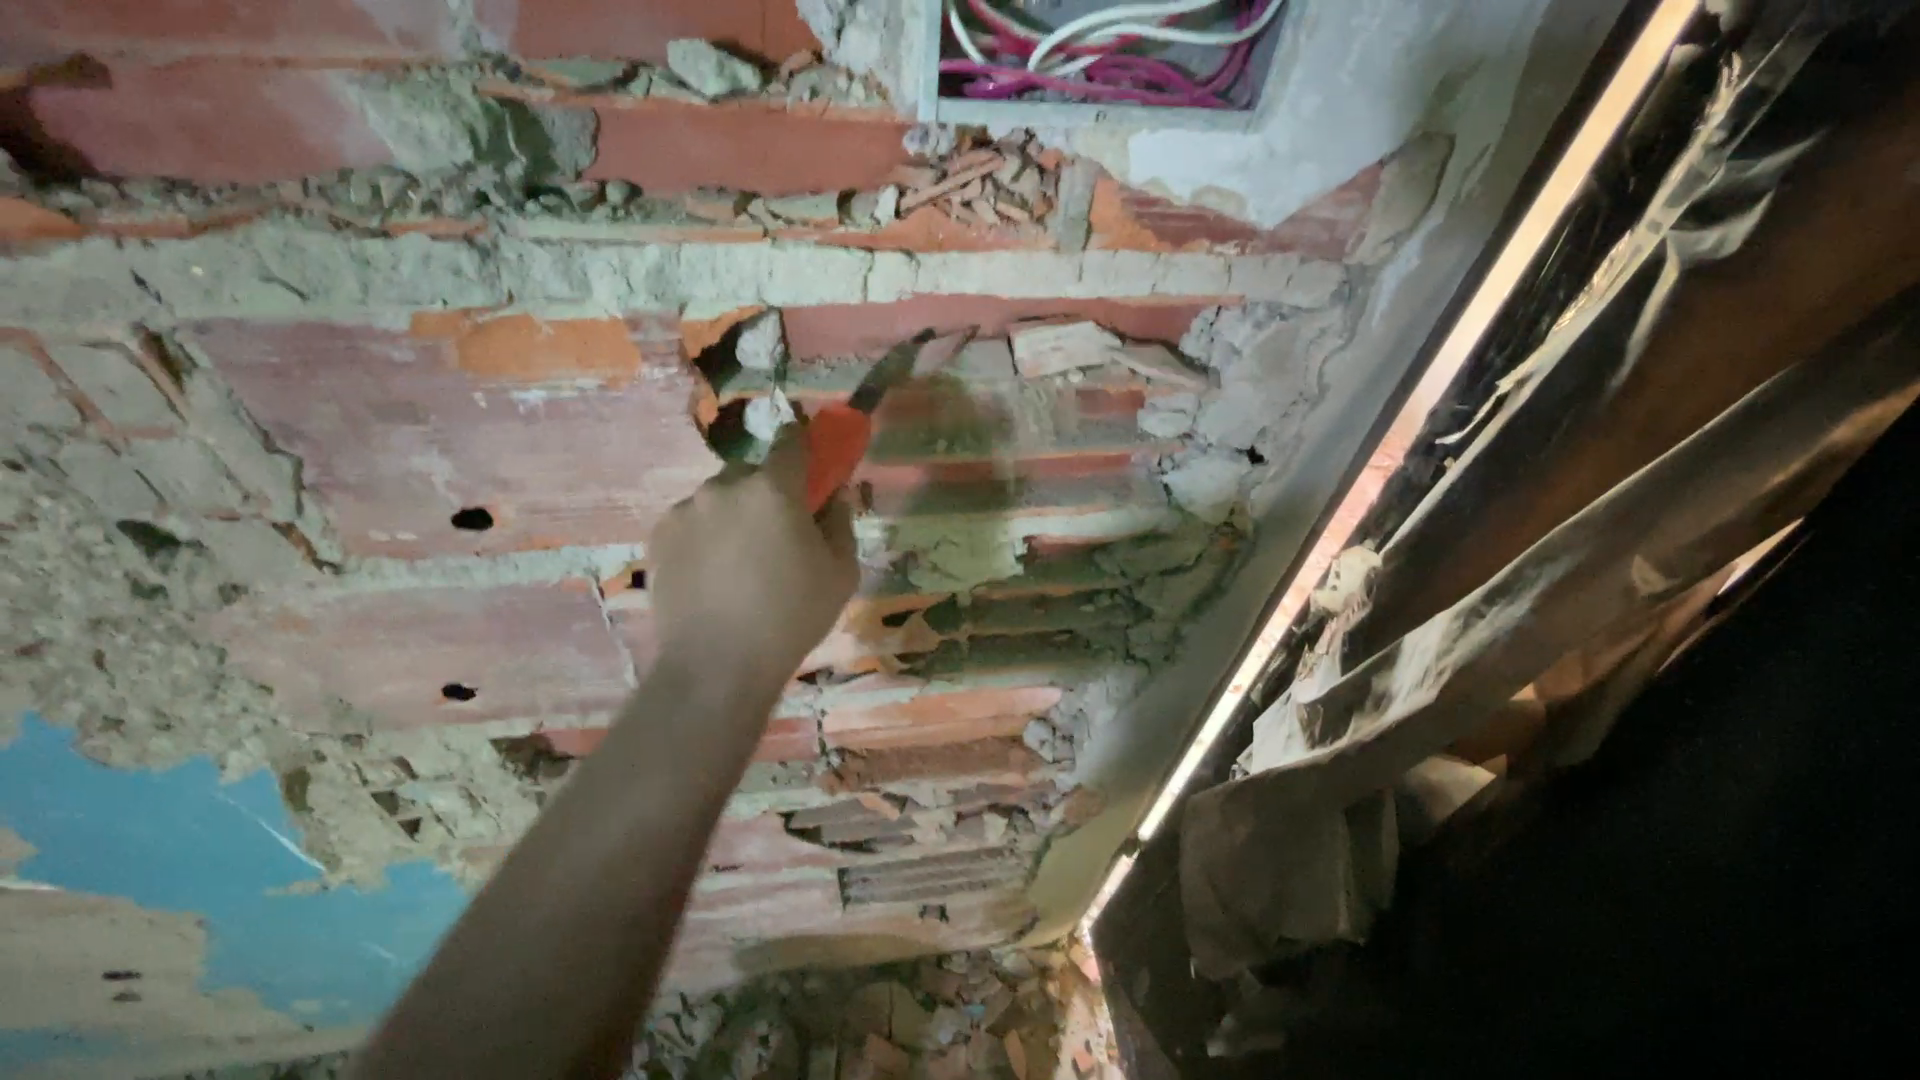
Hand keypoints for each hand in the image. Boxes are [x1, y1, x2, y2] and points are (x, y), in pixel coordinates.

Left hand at [647, 426, 859, 696]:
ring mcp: (685, 510)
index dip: (804, 445)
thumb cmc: (791, 618)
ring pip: (717, 498)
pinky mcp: (658, 537)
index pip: (791, 442)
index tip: (810, 461)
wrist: (717, 666)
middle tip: (777, 533)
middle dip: (767, 491)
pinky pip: (690, 523)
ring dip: (732, 515)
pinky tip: (712, 575)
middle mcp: (724, 487)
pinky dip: (704, 537)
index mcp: (774, 489)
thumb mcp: (840, 573)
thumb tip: (835, 493)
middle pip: (751, 473)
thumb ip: (840, 522)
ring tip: (739, 563)